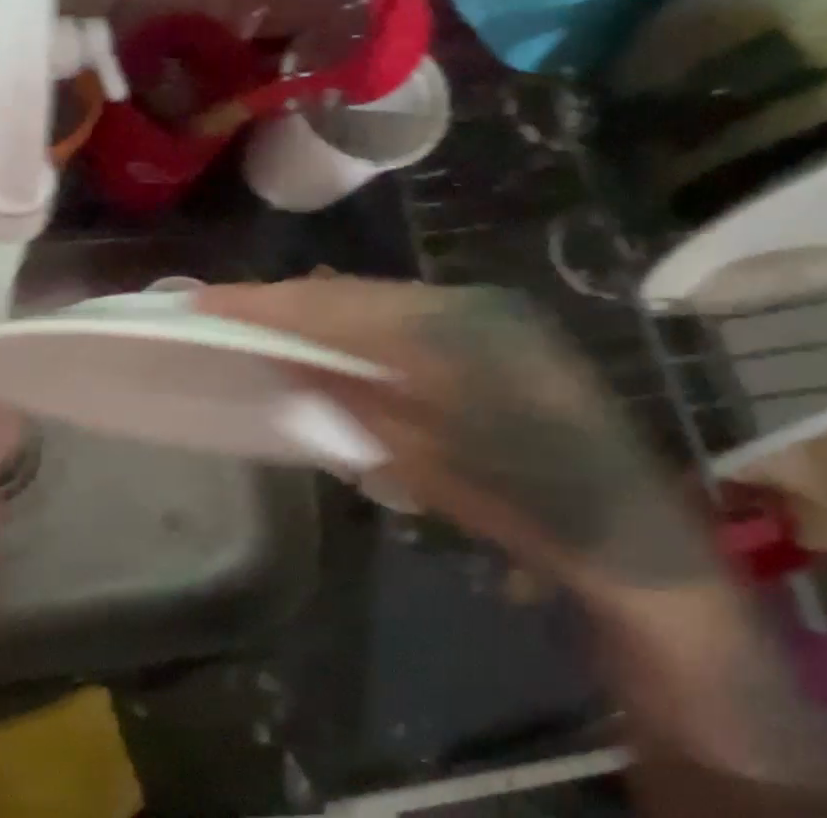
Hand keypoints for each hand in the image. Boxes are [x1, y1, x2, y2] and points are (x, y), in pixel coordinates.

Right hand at [198, 278, 717, 590]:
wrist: (624, 534)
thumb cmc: (518, 505)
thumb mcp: (419, 459)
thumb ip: (348, 398)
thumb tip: (285, 357)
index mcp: (448, 334)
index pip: (334, 307)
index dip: (264, 304)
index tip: (202, 302)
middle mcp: (466, 305)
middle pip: (351, 292)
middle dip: (283, 300)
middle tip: (222, 308)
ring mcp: (485, 313)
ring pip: (375, 298)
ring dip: (318, 310)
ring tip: (262, 320)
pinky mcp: (495, 329)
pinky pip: (403, 312)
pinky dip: (356, 323)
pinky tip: (330, 337)